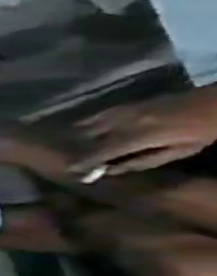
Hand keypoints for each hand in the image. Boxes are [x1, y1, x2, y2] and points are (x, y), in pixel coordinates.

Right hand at [72, 87, 216, 175]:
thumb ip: (146, 161)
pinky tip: (85, 128)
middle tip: (74, 160)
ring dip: (80, 137)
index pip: (100, 152)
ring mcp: (124, 111)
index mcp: (139, 137)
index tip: (71, 171)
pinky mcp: (126, 105)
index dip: (84, 162)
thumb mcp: (183, 150)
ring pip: (87, 126)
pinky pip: (97, 115)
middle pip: (88, 138)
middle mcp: (124, 123)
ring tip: (76, 146)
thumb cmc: (205, 130)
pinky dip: (87, 123)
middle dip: (78, 150)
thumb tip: (112, 170)